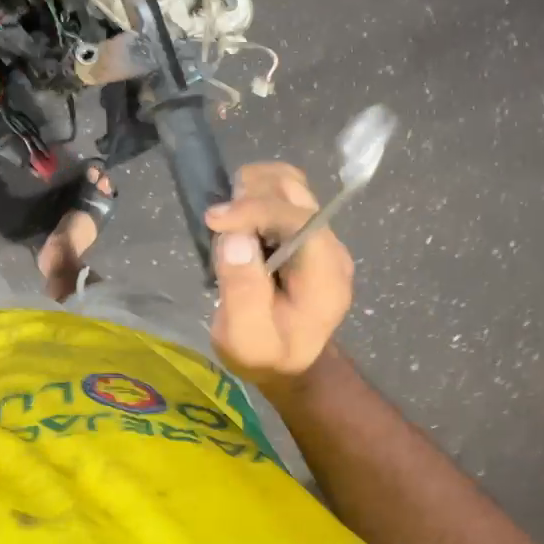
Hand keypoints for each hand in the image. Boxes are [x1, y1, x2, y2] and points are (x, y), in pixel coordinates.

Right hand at [205, 162, 353, 382]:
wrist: (287, 362)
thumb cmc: (266, 354)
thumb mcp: (247, 339)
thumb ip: (242, 291)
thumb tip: (235, 237)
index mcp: (325, 274)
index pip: (298, 219)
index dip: (255, 210)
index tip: (214, 220)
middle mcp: (328, 246)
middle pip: (293, 192)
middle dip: (250, 197)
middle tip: (218, 223)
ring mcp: (317, 234)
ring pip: (286, 181)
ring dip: (250, 190)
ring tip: (226, 219)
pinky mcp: (301, 228)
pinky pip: (279, 191)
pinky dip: (252, 193)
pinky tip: (237, 219)